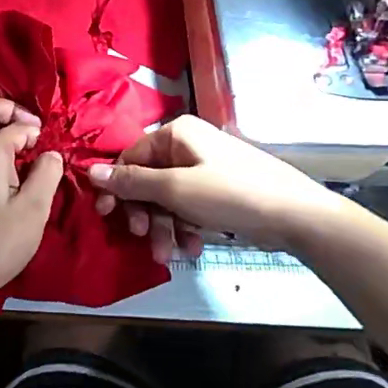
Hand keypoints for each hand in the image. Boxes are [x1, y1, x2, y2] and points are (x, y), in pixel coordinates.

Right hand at [87, 115, 352, 256]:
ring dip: (163, 227)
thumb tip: (90, 171)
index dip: (116, 187)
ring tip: (168, 254)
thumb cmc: (231, 194)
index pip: (130, 156)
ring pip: (167, 198)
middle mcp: (188, 146)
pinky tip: (191, 248)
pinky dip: (185, 227)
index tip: (105, 216)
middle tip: (141, 237)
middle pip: (148, 180)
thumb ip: (132, 182)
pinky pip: (188, 207)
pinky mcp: (218, 191)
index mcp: (176, 133)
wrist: (296, 215)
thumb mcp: (175, 189)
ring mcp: (205, 169)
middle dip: (144, 213)